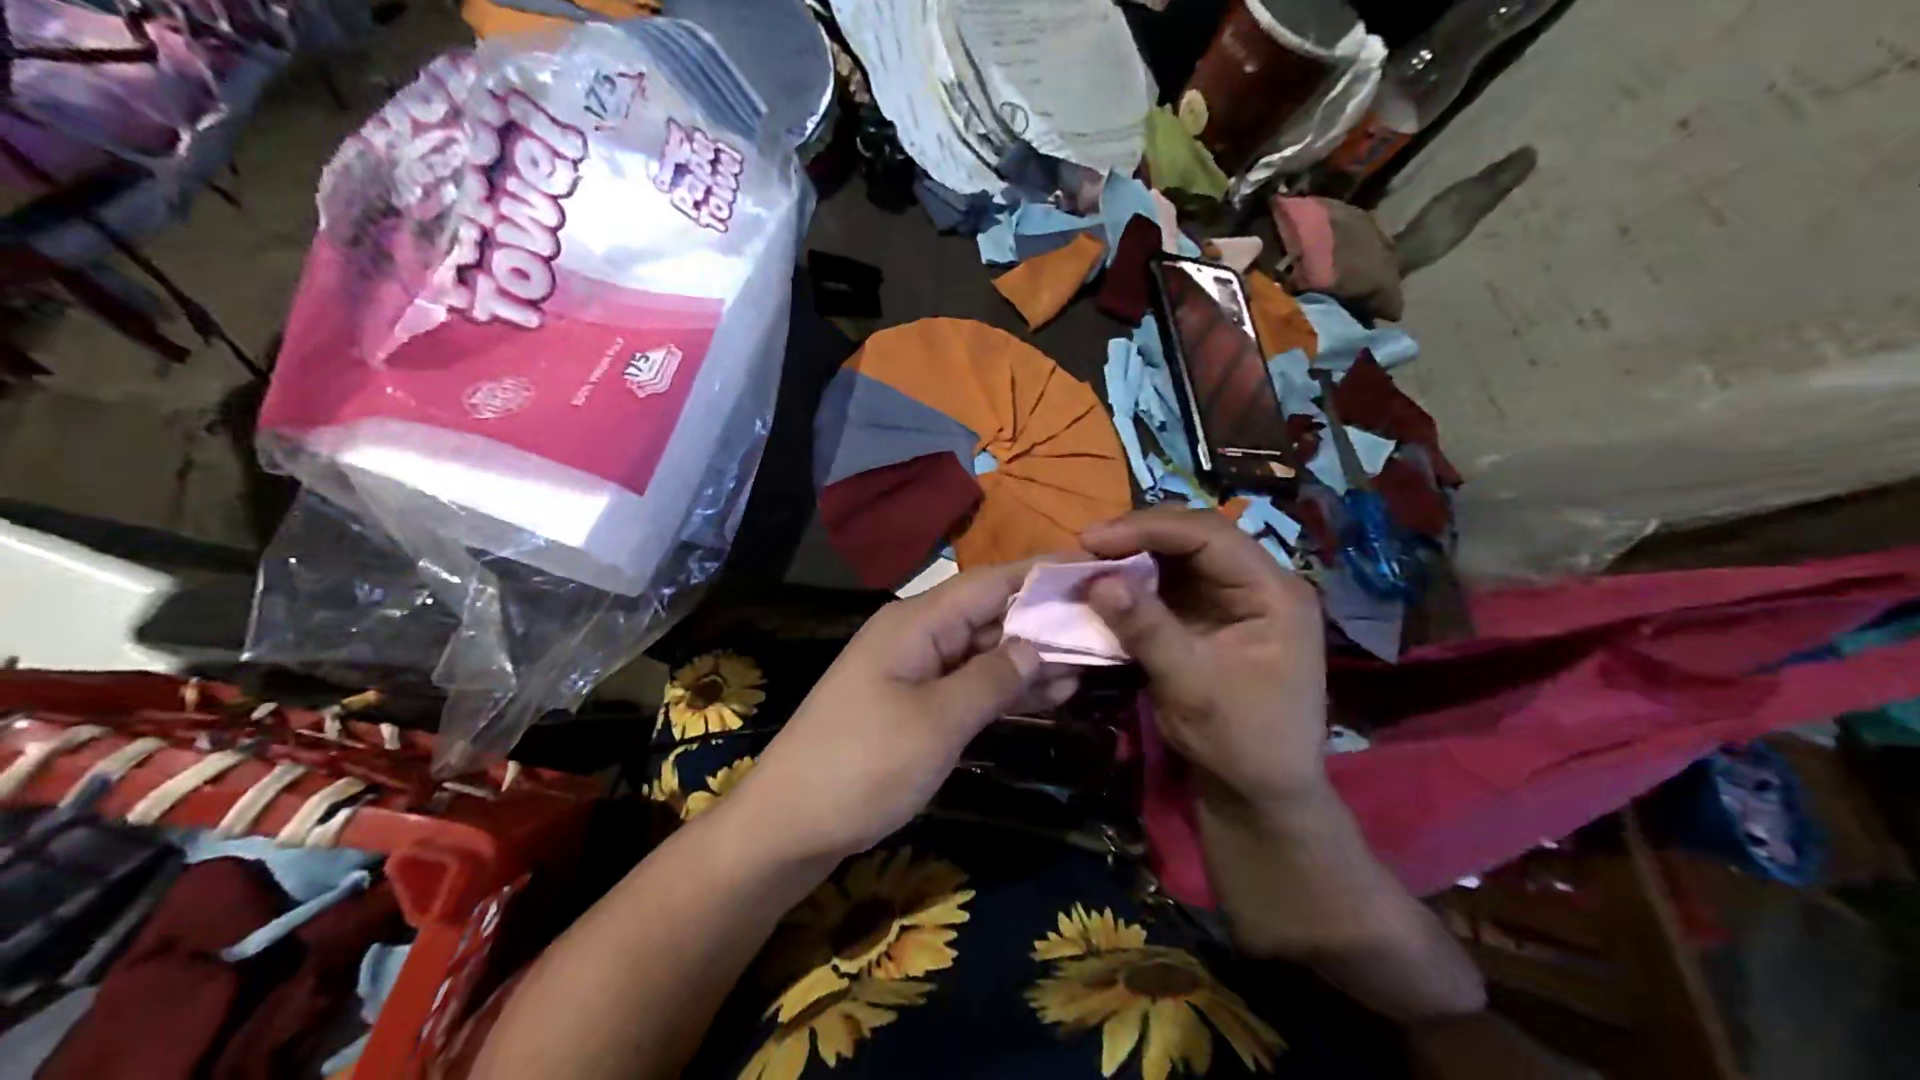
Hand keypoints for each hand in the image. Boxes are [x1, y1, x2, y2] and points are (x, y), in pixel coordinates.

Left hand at [730, 561, 1079, 860]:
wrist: (789, 826)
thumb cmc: (861, 766)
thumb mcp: (936, 723)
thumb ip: (991, 679)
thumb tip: (1035, 646)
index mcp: (917, 623)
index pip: (992, 582)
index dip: (1045, 573)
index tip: (1099, 567)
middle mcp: (918, 636)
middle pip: (992, 614)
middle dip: (1048, 618)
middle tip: (1112, 622)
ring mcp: (916, 672)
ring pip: (986, 651)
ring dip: (1034, 656)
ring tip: (1096, 659)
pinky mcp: (916, 705)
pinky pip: (971, 684)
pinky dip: (1008, 688)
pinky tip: (1053, 691)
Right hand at [1081, 507, 1328, 813]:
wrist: (1261, 792)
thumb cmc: (1241, 741)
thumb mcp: (1190, 686)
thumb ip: (1146, 628)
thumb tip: (1096, 580)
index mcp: (1273, 592)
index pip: (1209, 535)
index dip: (1148, 529)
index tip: (1092, 538)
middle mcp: (1259, 584)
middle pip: (1195, 537)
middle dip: (1138, 537)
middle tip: (1086, 546)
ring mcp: (1236, 599)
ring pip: (1180, 557)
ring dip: (1134, 557)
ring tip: (1090, 561)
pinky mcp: (1213, 616)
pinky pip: (1172, 585)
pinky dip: (1138, 582)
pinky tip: (1109, 585)